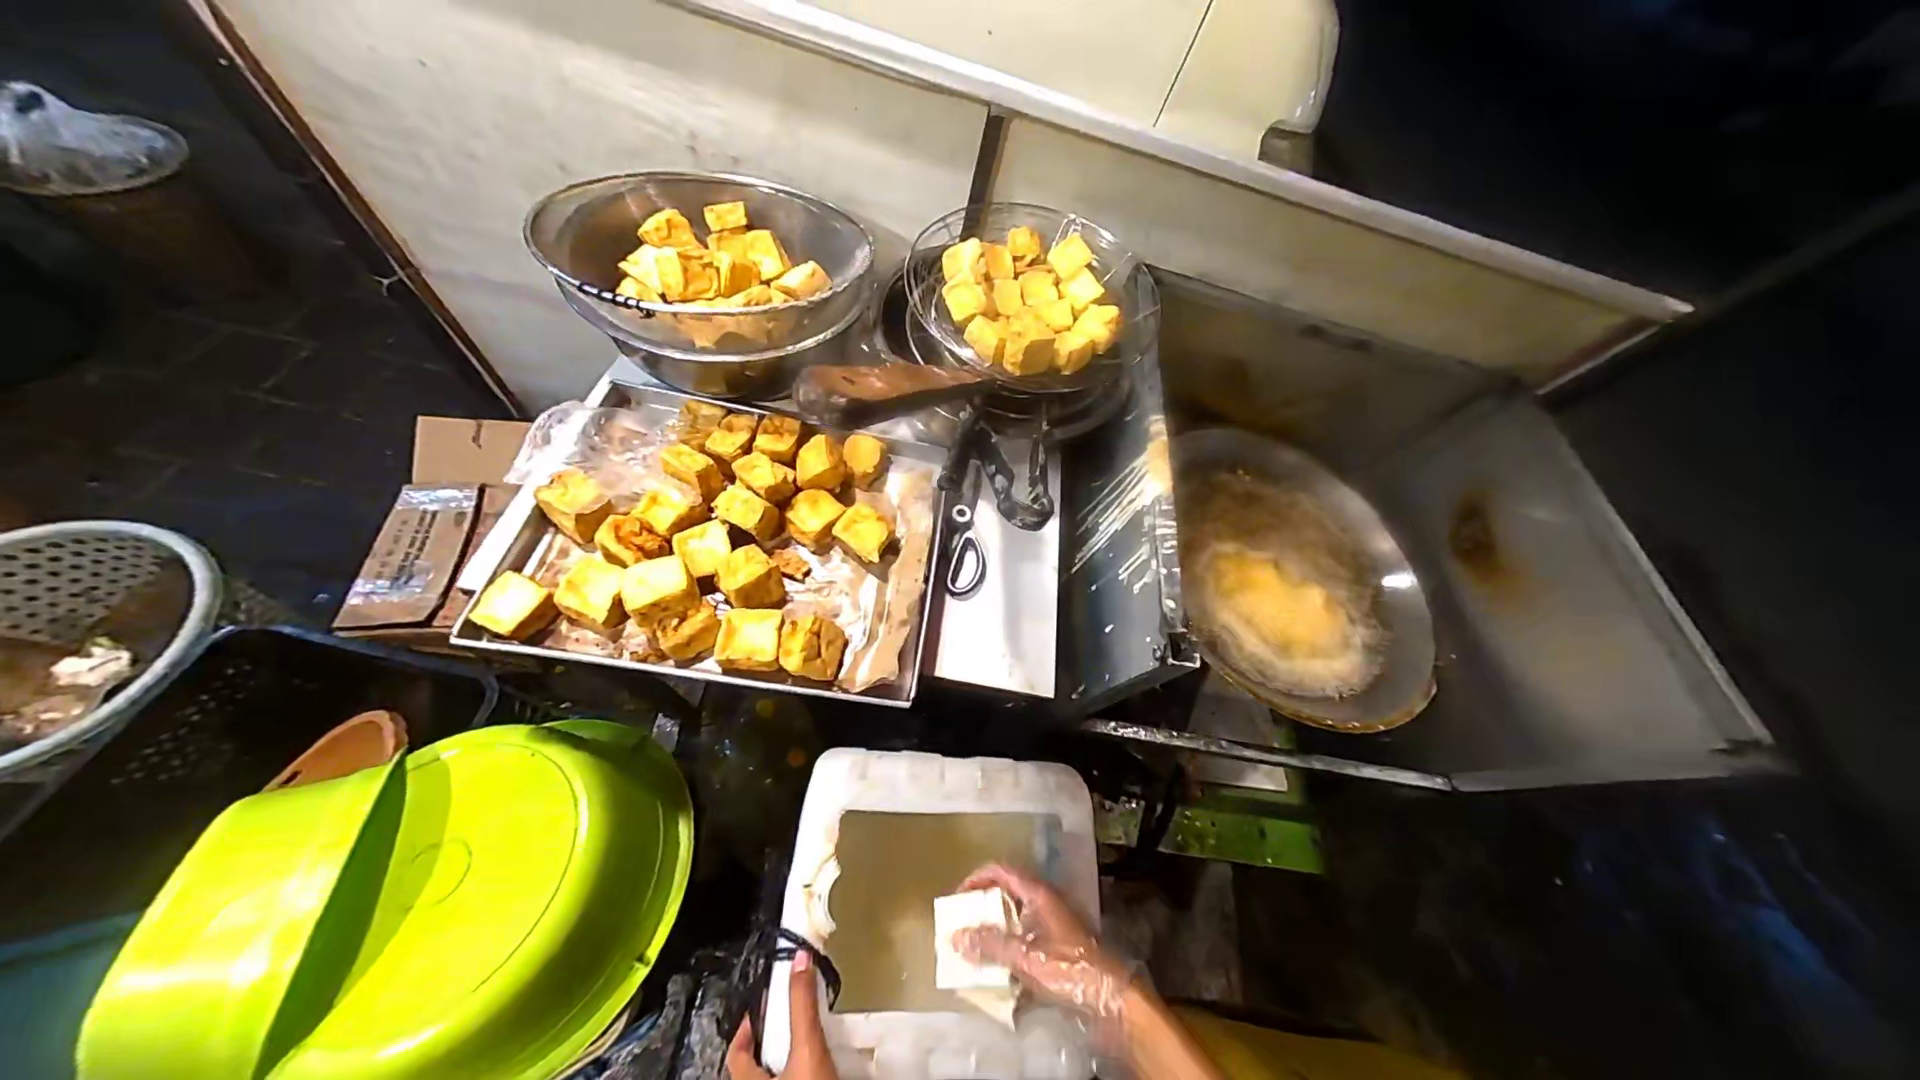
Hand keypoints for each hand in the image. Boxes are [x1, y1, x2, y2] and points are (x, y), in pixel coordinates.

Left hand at [727, 949, 837, 1079]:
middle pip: (755, 1063)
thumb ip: (802, 1004)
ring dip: (789, 1055)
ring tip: (810, 1036)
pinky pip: (796, 1078)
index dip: (746, 1026)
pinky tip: (824, 1065)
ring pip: (776, 1074)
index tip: (762, 1003)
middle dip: (771, 1038)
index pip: (735, 1051)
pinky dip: (805, 1070)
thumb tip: (800, 957)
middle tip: (790, 1014)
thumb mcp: (807, 1047)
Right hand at [949, 863, 1134, 1020]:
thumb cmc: (1072, 969)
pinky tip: (998, 972)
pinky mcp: (1058, 949)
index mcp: (1039, 895)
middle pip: (1007, 894)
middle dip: (983, 908)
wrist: (1113, 999)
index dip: (977, 879)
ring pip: (1015, 920)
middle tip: (962, 924)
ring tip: (973, 950)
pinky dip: (1009, 952)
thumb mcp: (1027, 957)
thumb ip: (991, 945)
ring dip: (994, 932)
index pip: (1002, 871)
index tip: (957, 898)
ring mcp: (1053, 926)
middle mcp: (1046, 904)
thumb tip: (956, 935)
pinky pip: (1025, 942)